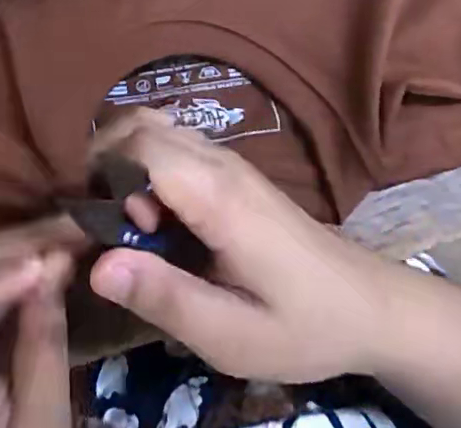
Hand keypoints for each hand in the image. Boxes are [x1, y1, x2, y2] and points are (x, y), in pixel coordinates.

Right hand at [85, 110, 401, 382]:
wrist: (363, 301)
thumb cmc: (301, 323)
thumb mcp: (232, 334)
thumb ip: (164, 297)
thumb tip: (98, 265)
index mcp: (216, 194)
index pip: (139, 146)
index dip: (107, 181)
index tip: (109, 232)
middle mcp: (218, 160)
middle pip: (138, 127)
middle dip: (105, 167)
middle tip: (111, 227)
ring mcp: (226, 157)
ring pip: (153, 125)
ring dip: (123, 162)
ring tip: (131, 222)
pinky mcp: (229, 167)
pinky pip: (171, 141)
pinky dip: (143, 162)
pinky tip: (154, 213)